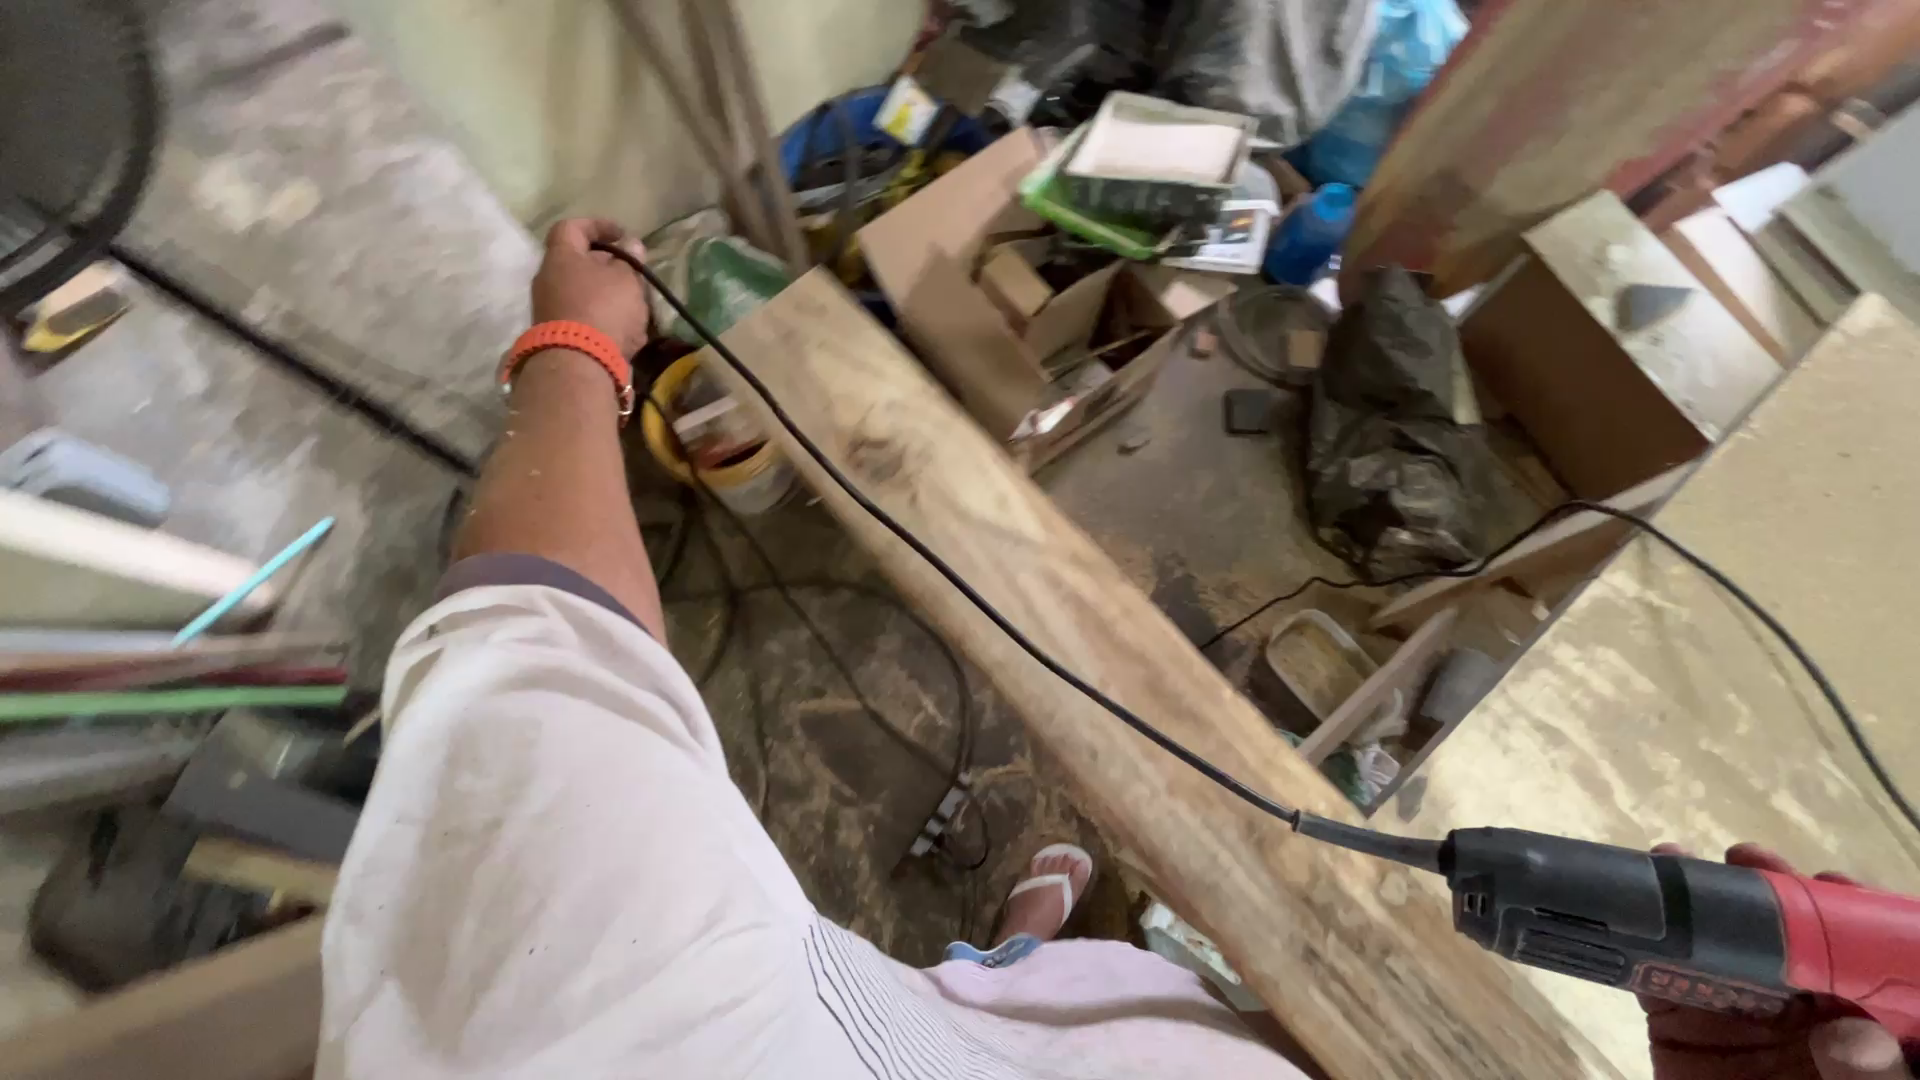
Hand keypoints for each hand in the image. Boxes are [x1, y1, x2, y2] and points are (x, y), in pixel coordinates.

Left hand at [531, 218, 650, 355]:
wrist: (580, 361)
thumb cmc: (604, 308)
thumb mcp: (626, 279)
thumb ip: (630, 260)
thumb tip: (632, 244)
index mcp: (561, 256)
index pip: (572, 227)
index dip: (598, 225)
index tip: (622, 234)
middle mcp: (548, 278)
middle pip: (577, 261)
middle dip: (605, 263)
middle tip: (631, 271)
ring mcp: (550, 307)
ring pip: (581, 290)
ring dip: (606, 292)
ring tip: (632, 301)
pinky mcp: (558, 333)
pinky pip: (582, 314)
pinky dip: (602, 315)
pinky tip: (623, 325)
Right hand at [1645, 843, 1911, 1079]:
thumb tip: (1853, 1033)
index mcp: (1882, 1035)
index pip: (1883, 967)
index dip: (1864, 919)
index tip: (1832, 884)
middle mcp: (1816, 1018)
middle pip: (1796, 944)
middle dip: (1774, 898)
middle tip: (1750, 863)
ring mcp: (1744, 1020)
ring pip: (1723, 948)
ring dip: (1700, 904)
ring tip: (1679, 863)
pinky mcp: (1681, 1024)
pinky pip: (1658, 976)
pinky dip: (1637, 940)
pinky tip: (1627, 908)